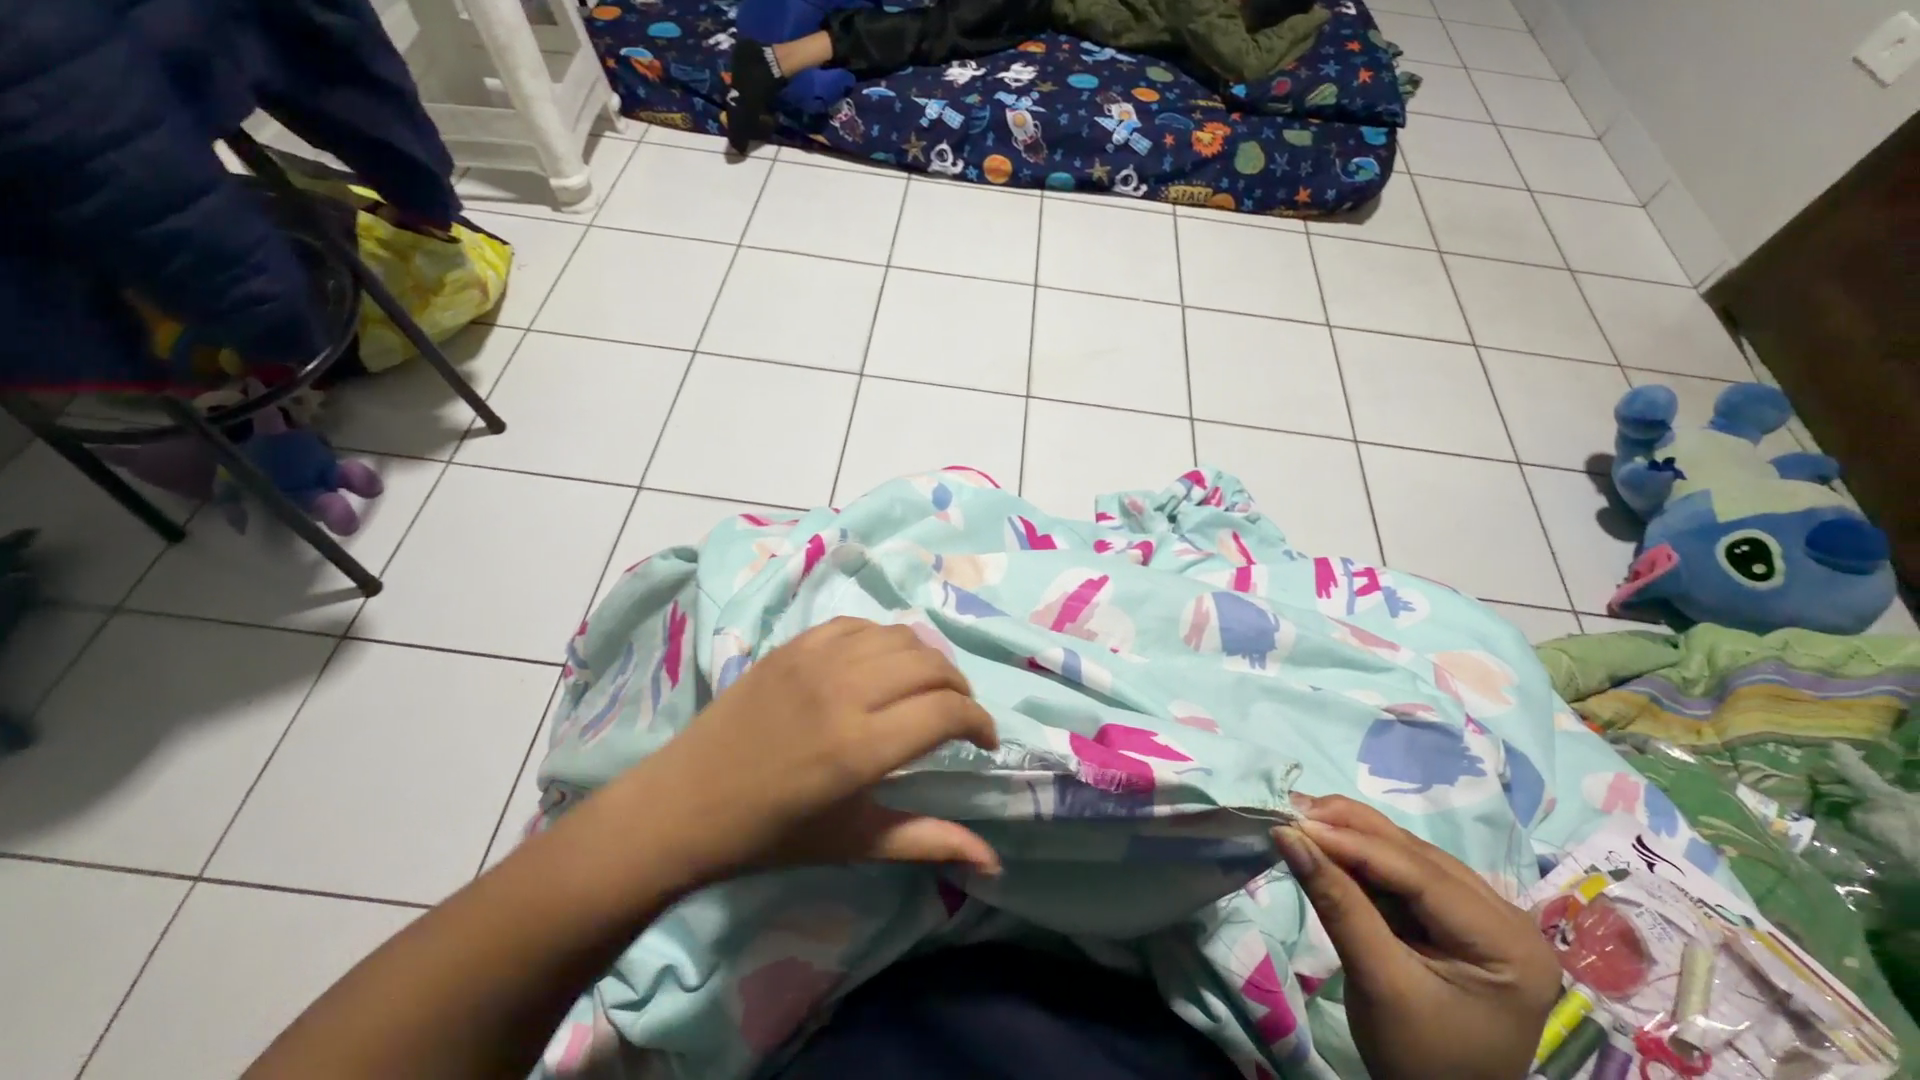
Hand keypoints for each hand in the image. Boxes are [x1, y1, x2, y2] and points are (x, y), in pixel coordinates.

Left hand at [624, 617, 1002, 884]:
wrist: (685, 804)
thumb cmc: (772, 834)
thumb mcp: (855, 841)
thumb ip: (928, 841)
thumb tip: (994, 862)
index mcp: (861, 747)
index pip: (947, 712)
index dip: (980, 723)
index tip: (983, 743)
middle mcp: (844, 691)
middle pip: (931, 664)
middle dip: (960, 688)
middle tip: (959, 717)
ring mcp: (814, 661)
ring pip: (898, 636)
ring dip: (926, 660)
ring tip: (925, 689)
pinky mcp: (791, 647)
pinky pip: (856, 625)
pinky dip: (882, 640)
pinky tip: (880, 666)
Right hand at [1274, 795, 1560, 1079]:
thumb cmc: (1418, 1060)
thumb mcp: (1377, 983)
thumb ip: (1337, 904)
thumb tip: (1288, 836)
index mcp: (1509, 943)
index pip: (1422, 875)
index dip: (1354, 842)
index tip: (1294, 821)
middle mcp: (1509, 919)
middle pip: (1419, 858)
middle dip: (1352, 830)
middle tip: (1293, 807)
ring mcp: (1488, 919)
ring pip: (1412, 860)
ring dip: (1355, 838)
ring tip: (1303, 818)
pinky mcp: (1461, 924)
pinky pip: (1409, 880)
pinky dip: (1365, 861)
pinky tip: (1329, 844)